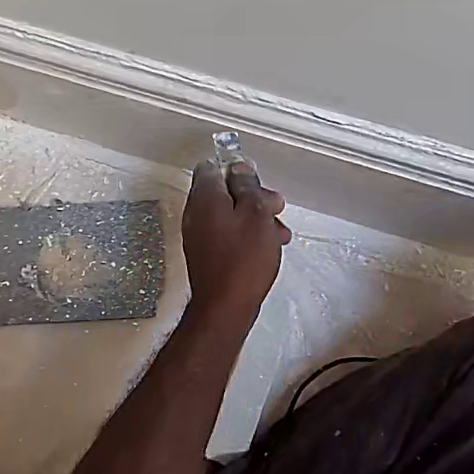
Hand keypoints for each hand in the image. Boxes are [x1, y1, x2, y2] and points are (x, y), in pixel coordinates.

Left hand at [182, 160, 290, 323]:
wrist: (225, 305)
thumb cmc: (243, 260)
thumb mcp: (256, 214)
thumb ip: (247, 186)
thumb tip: (239, 168)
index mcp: (204, 198)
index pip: (211, 168)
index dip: (236, 169)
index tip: (257, 179)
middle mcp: (195, 214)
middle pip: (223, 192)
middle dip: (252, 196)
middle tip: (274, 208)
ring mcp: (198, 234)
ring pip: (228, 214)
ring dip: (254, 218)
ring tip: (277, 233)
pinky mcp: (206, 253)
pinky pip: (226, 234)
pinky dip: (246, 235)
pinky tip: (266, 247)